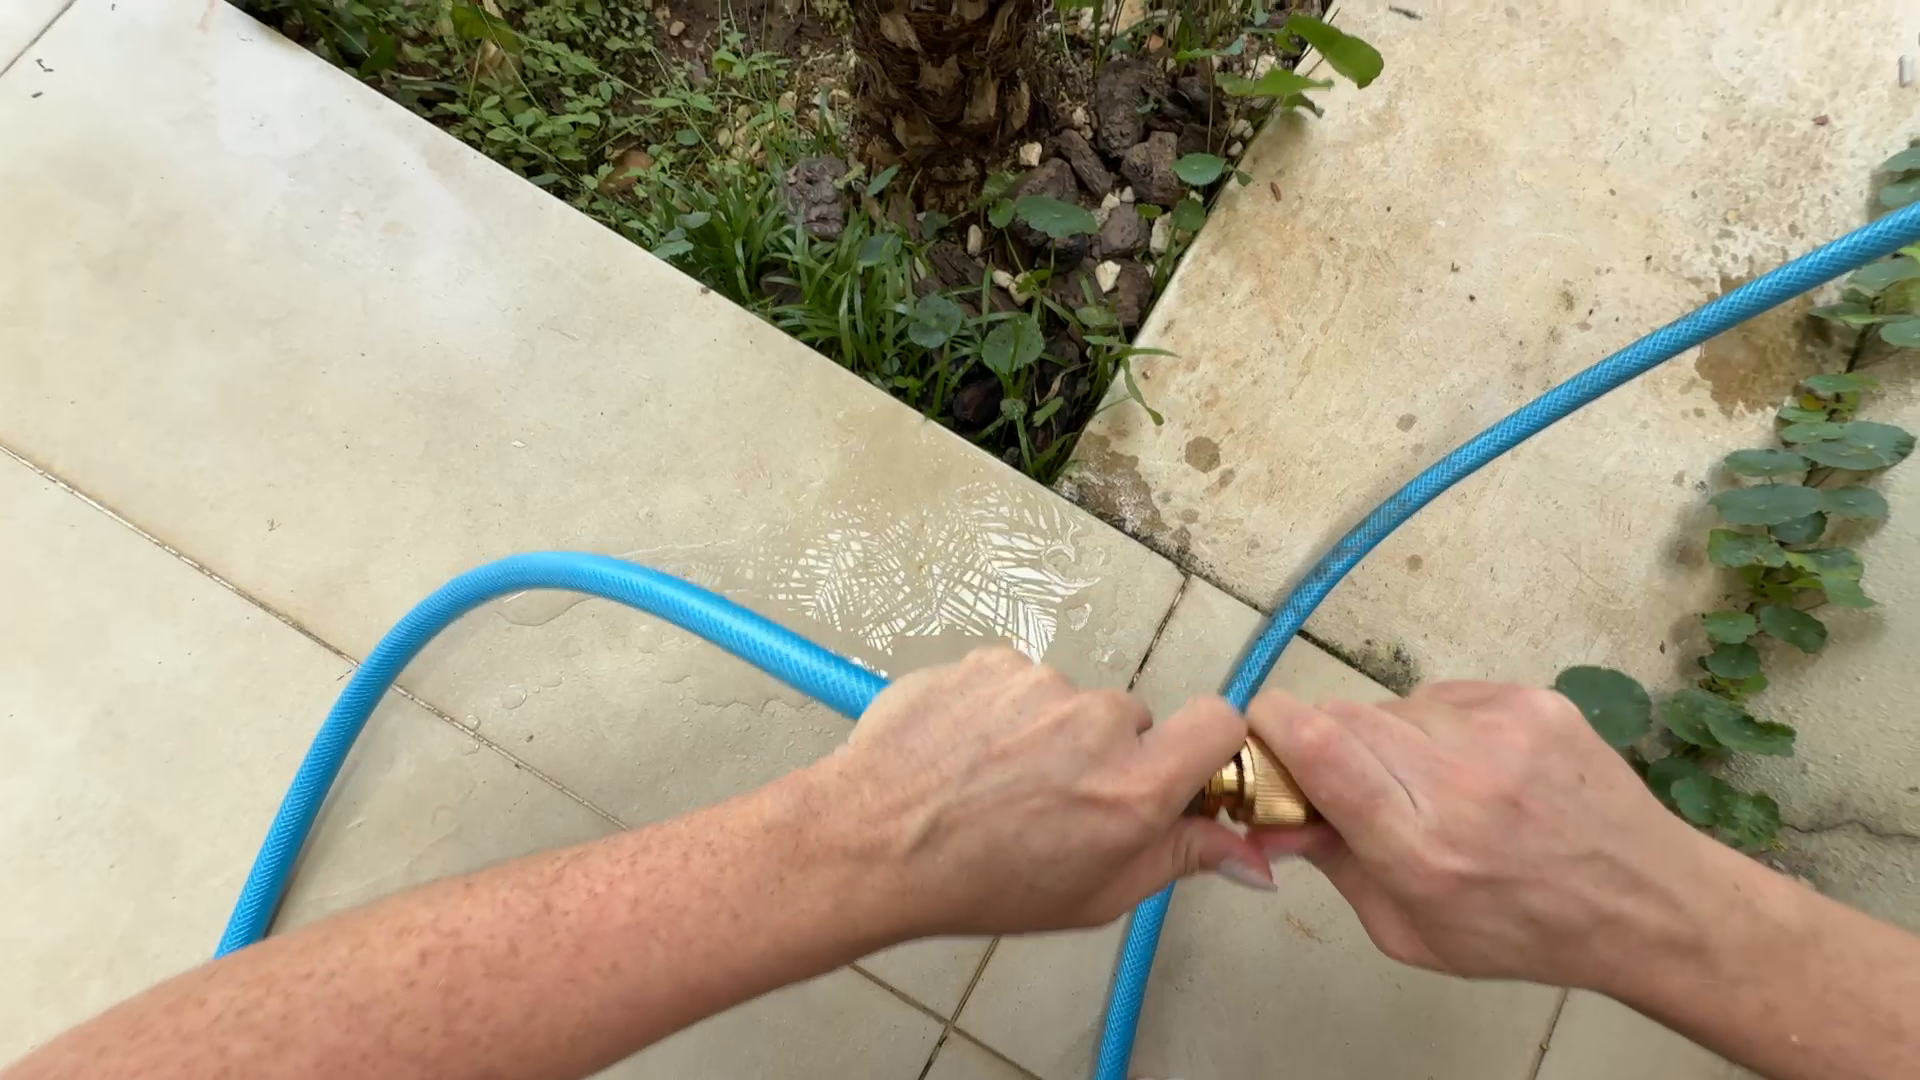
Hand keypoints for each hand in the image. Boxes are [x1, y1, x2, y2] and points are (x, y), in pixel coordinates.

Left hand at [810, 646, 1270, 935]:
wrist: (873, 839)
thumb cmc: (980, 881)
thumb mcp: (1093, 894)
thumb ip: (1179, 859)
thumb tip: (1255, 857)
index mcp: (1132, 784)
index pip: (1220, 722)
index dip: (1208, 742)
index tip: (1181, 766)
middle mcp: (1095, 721)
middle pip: (1131, 719)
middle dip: (1107, 752)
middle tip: (1054, 792)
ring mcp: (1039, 681)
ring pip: (1068, 701)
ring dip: (1047, 730)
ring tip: (995, 774)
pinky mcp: (992, 659)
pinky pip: (1018, 681)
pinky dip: (1003, 707)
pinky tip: (967, 746)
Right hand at [1247, 682, 1717, 990]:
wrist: (1657, 905)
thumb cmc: (1518, 931)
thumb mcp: (1407, 932)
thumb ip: (1329, 864)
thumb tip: (1268, 806)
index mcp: (1420, 848)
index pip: (1318, 748)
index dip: (1270, 724)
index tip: (1256, 730)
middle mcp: (1458, 781)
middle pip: (1338, 716)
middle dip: (1322, 738)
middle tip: (1353, 775)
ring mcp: (1498, 731)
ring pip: (1385, 705)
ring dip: (1384, 736)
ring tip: (1430, 778)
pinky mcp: (1527, 699)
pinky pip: (1434, 695)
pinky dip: (1433, 724)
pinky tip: (1473, 761)